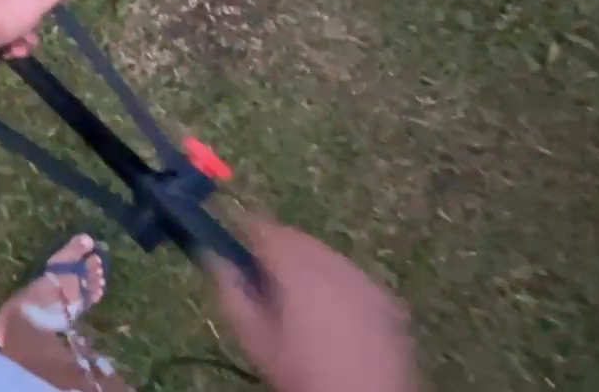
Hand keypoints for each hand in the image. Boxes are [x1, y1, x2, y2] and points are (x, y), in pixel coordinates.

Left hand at [0, 0, 70, 54]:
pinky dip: (4, 42)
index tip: (42, 16)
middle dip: (29, 26)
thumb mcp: (38, 0)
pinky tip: (8, 53)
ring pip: (7, 22)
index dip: (38, 1)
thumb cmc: (7, 14)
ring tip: (19, 50)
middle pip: (18, 6)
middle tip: (31, 39)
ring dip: (19, 38)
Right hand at [212, 217, 418, 391]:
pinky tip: (327, 307)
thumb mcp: (252, 335)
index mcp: (296, 267)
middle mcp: (333, 263)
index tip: (228, 242)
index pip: (261, 226)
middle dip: (273, 245)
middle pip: (294, 236)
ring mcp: (365, 280)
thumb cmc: (301, 372)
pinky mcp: (388, 300)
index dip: (241, 228)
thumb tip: (209, 252)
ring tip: (293, 291)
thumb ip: (228, 287)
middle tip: (259, 272)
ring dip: (303, 260)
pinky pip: (349, 273)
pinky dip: (332, 278)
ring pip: (322, 252)